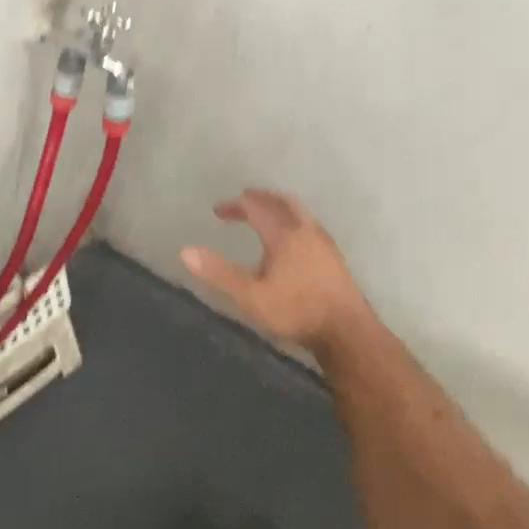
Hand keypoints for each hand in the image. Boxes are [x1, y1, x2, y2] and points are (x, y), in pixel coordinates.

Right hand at [180, 189, 371, 353]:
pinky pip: (308, 225)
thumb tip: (185, 251)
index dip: (235, 205)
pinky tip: (289, 241)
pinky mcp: (332, 256)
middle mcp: (306, 231)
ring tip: (264, 215)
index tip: (217, 210)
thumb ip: (218, 273)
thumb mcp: (249, 296)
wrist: (344, 329)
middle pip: (282, 202)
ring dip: (278, 208)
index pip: (256, 208)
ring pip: (299, 212)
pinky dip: (292, 221)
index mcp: (284, 235)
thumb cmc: (294, 311)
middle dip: (260, 199)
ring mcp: (323, 243)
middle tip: (243, 201)